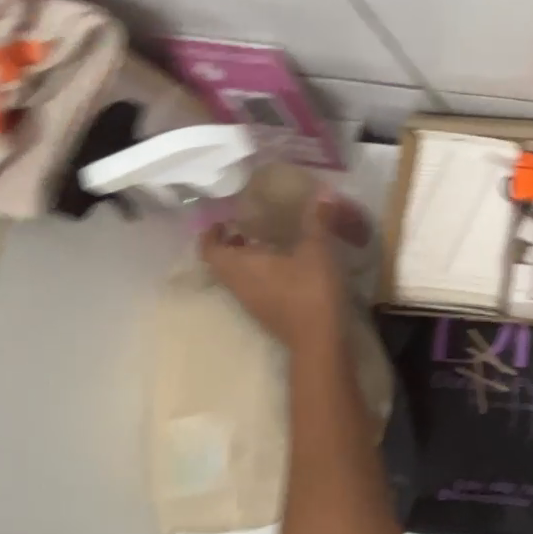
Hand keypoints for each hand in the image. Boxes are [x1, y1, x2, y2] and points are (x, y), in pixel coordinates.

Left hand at [199, 194, 352, 349]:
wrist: (319, 341)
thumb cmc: (310, 291)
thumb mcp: (317, 250)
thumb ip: (316, 221)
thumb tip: (323, 192)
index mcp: (239, 266)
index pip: (209, 248)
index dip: (211, 232)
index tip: (223, 220)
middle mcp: (238, 285)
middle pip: (223, 262)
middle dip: (233, 244)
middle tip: (250, 227)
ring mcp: (252, 303)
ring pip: (239, 277)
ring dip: (248, 260)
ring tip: (270, 244)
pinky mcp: (268, 315)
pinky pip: (256, 288)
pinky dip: (262, 275)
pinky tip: (288, 268)